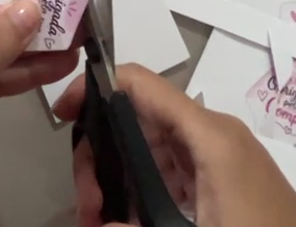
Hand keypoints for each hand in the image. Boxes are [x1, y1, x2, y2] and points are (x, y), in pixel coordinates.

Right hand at [56, 64, 295, 226]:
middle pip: (139, 120)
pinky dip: (146, 189)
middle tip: (86, 206)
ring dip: (122, 177)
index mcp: (210, 133)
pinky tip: (132, 221)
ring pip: (154, 147)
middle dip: (103, 155)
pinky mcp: (230, 181)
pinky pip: (175, 169)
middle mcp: (215, 133)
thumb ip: (137, 226)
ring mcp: (224, 157)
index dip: (95, 88)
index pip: (139, 83)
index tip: (64, 117)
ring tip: (103, 219)